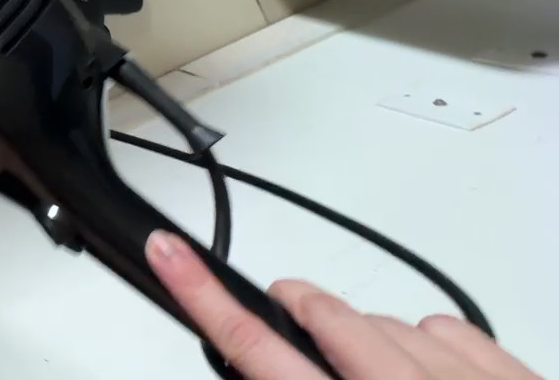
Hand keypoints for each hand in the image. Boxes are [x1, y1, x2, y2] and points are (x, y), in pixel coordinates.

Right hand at [147, 231, 538, 379]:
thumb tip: (254, 367)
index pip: (255, 349)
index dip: (200, 293)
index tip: (165, 250)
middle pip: (324, 315)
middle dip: (296, 311)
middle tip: (296, 333)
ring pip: (386, 318)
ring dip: (369, 338)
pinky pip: (453, 328)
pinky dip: (432, 343)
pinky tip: (438, 376)